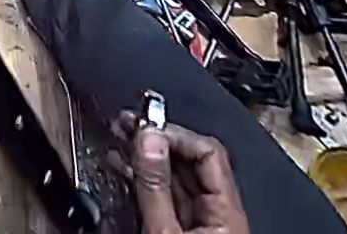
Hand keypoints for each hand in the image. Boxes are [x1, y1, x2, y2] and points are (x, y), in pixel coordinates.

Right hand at [109, 111, 251, 233]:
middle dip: (155, 138)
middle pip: (190, 161)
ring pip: (176, 178)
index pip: (208, 151)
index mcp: (228, 216)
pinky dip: (144, 178)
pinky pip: (166, 197)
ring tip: (118, 139)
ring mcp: (203, 227)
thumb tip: (148, 133)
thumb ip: (155, 185)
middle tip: (124, 123)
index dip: (174, 133)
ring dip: (146, 156)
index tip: (143, 125)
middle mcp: (220, 217)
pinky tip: (124, 167)